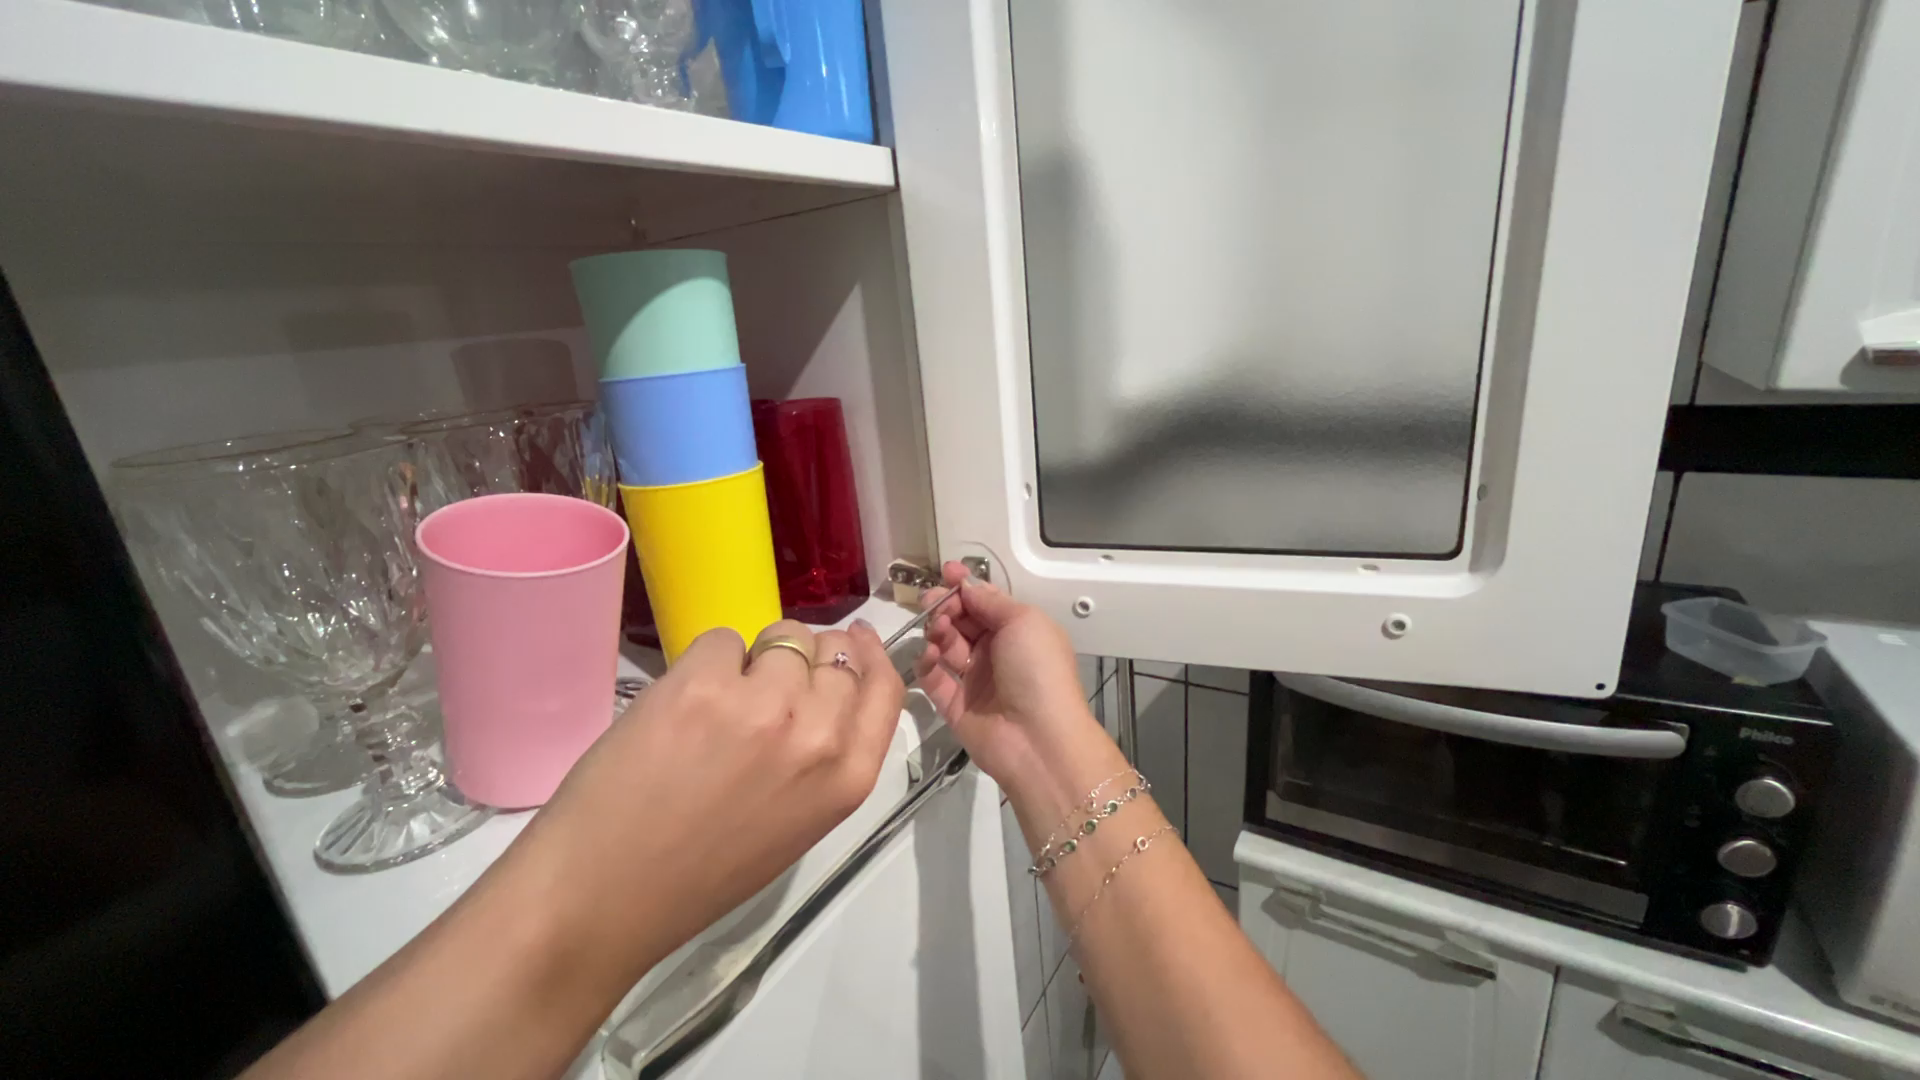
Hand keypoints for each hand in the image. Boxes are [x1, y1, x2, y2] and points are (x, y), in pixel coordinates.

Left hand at [509, 618, 906, 988]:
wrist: (605, 895)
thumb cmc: (703, 871)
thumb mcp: (798, 821)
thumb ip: (825, 753)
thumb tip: (822, 686)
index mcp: (848, 778)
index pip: (886, 688)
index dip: (870, 654)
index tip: (855, 637)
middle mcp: (817, 735)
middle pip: (834, 653)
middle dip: (805, 657)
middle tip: (767, 682)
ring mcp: (763, 704)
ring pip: (783, 638)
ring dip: (756, 659)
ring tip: (718, 704)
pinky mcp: (703, 685)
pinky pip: (723, 639)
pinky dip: (707, 662)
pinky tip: (683, 706)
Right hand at [914, 562, 1113, 793]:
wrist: (1039, 739)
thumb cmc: (1038, 671)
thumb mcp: (1024, 622)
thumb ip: (991, 601)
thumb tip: (967, 585)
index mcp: (1018, 630)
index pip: (985, 601)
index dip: (964, 586)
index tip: (945, 572)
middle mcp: (996, 652)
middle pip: (961, 620)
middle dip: (945, 606)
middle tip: (932, 603)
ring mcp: (974, 680)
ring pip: (945, 646)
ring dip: (937, 631)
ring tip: (938, 631)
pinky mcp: (954, 706)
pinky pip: (933, 678)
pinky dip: (927, 663)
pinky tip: (930, 655)